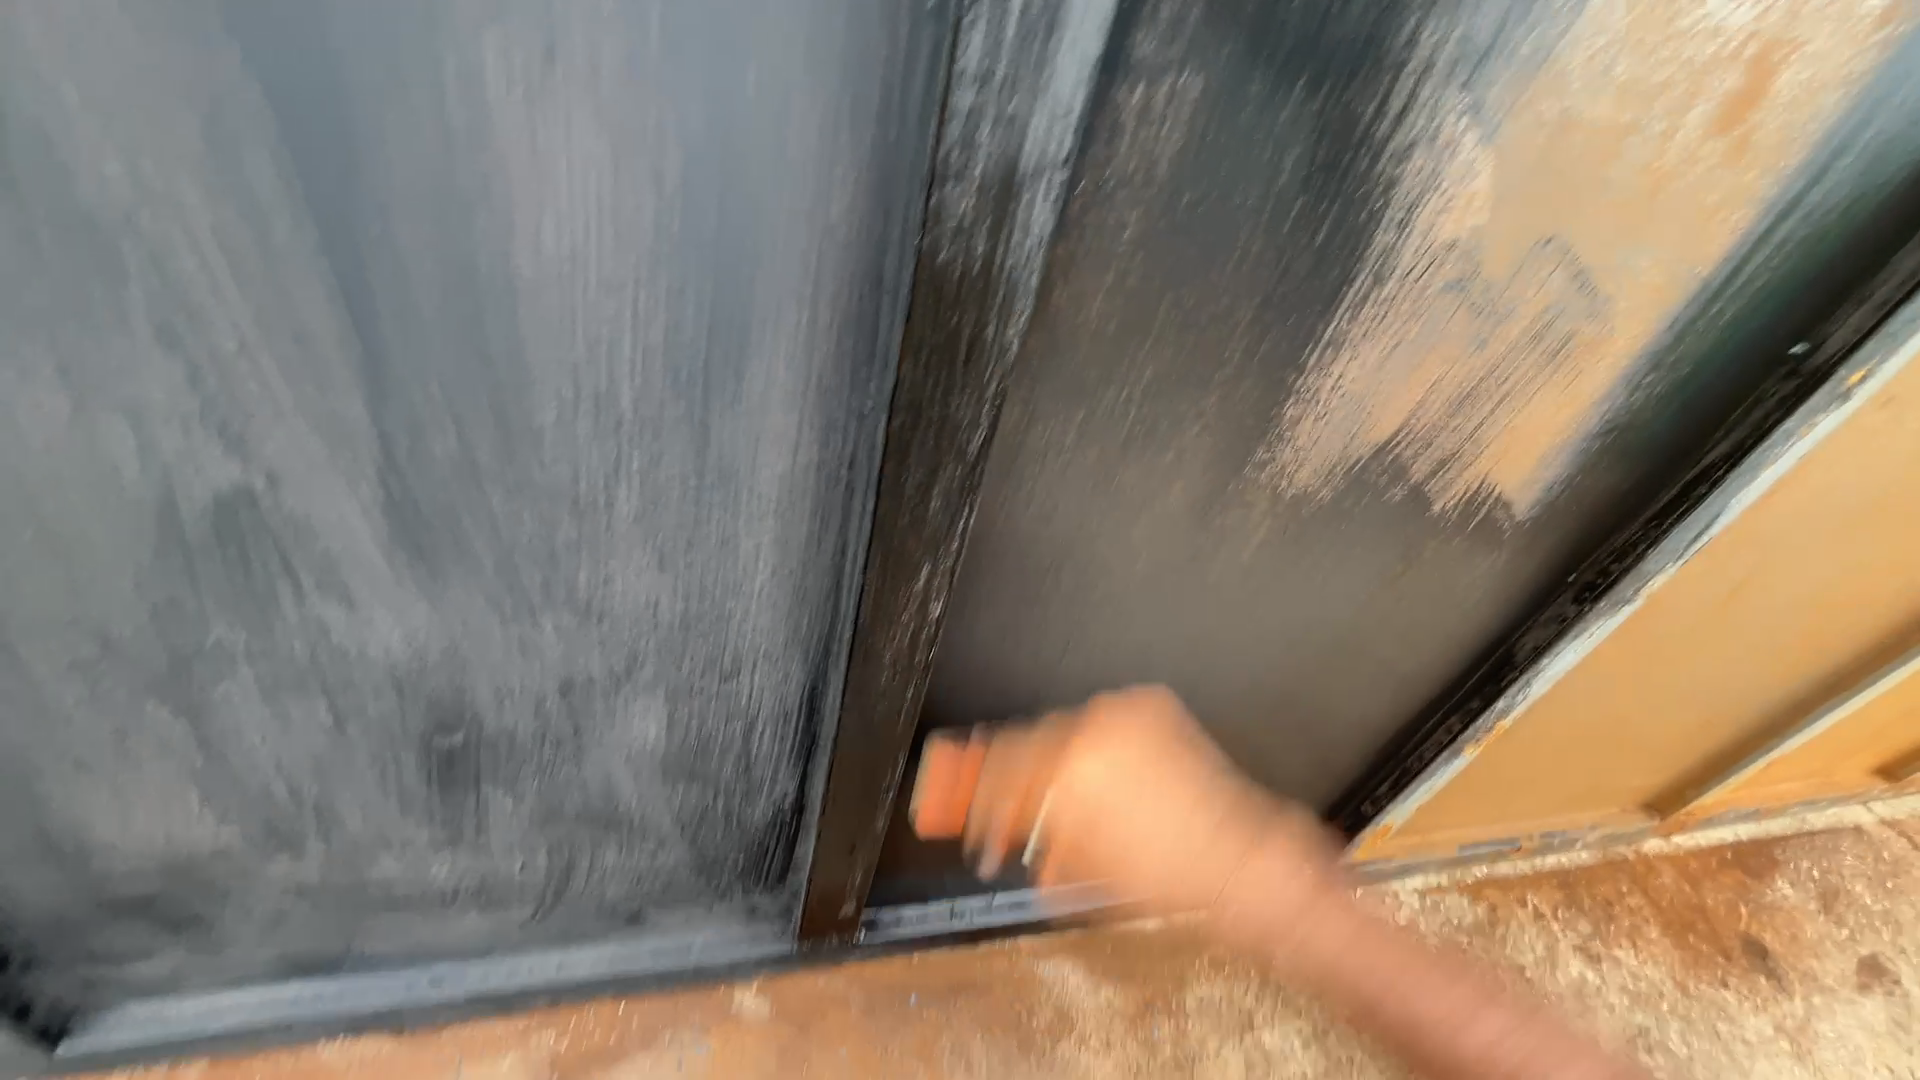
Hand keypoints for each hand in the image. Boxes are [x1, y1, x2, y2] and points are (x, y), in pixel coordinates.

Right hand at [916, 685, 1345, 941]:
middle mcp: (1093, 731)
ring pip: (1063, 730)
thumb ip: (1033, 838)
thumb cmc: (1170, 874)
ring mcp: (1123, 713)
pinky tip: (1099, 773)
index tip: (946, 798)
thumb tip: (1004, 832)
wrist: (1240, 858)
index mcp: (1070, 771)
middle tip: (998, 807)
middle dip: (1011, 779)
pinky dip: (1094, 744)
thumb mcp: (1080, 865)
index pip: (998, 769)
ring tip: (1064, 796)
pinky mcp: (1150, 707)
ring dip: (1055, 761)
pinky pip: (1103, 721)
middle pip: (1025, 744)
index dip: (967, 790)